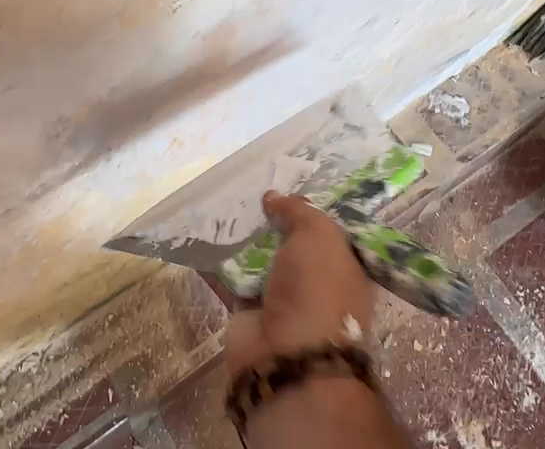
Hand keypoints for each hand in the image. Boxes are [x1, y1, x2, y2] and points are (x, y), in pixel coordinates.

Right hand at [224, 191, 374, 374]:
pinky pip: (230, 282)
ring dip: (241, 241)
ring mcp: (281, 302)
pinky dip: (214, 264)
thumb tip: (274, 197)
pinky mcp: (249, 314)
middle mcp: (316, 286)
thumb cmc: (317, 288)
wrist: (288, 356)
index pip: (328, 235)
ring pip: (259, 262)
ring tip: (220, 208)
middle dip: (270, 223)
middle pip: (291, 247)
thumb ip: (298, 211)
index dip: (308, 213)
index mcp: (344, 269)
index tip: (285, 189)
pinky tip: (200, 240)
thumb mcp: (319, 236)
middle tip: (247, 193)